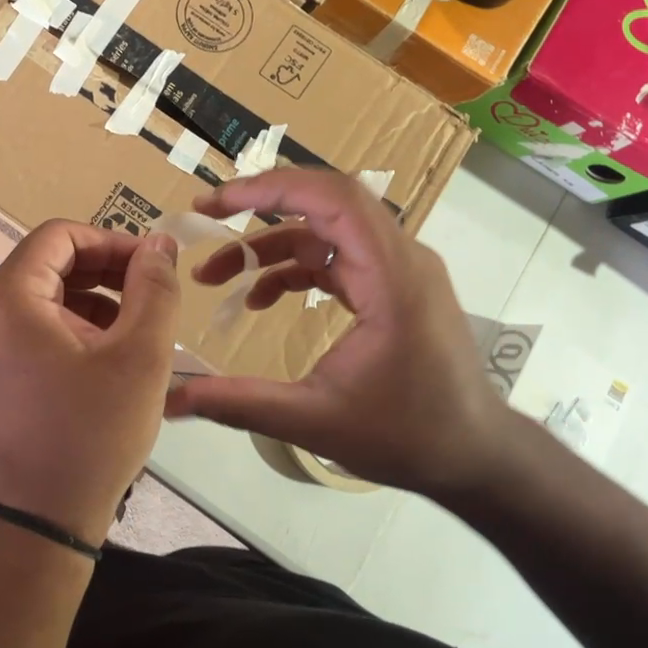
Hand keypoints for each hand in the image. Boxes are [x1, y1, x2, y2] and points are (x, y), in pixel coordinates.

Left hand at [0, 220, 181, 545]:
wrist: (40, 520)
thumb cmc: (91, 435)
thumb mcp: (138, 357)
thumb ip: (153, 289)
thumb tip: (159, 244)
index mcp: (4, 298)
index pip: (58, 237)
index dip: (111, 241)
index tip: (153, 265)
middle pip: (46, 264)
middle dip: (103, 271)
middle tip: (152, 294)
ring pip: (38, 296)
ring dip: (89, 301)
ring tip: (136, 330)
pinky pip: (26, 327)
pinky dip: (67, 328)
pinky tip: (105, 354)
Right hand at [163, 168, 513, 497]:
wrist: (477, 458)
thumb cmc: (407, 437)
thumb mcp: (315, 422)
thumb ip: (240, 404)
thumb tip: (170, 400)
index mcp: (393, 277)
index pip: (333, 199)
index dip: (269, 189)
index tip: (214, 205)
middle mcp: (401, 259)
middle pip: (325, 202)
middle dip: (259, 204)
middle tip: (205, 217)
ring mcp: (400, 270)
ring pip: (324, 229)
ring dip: (267, 245)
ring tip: (214, 277)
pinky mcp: (393, 286)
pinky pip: (334, 255)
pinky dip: (291, 267)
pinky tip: (258, 298)